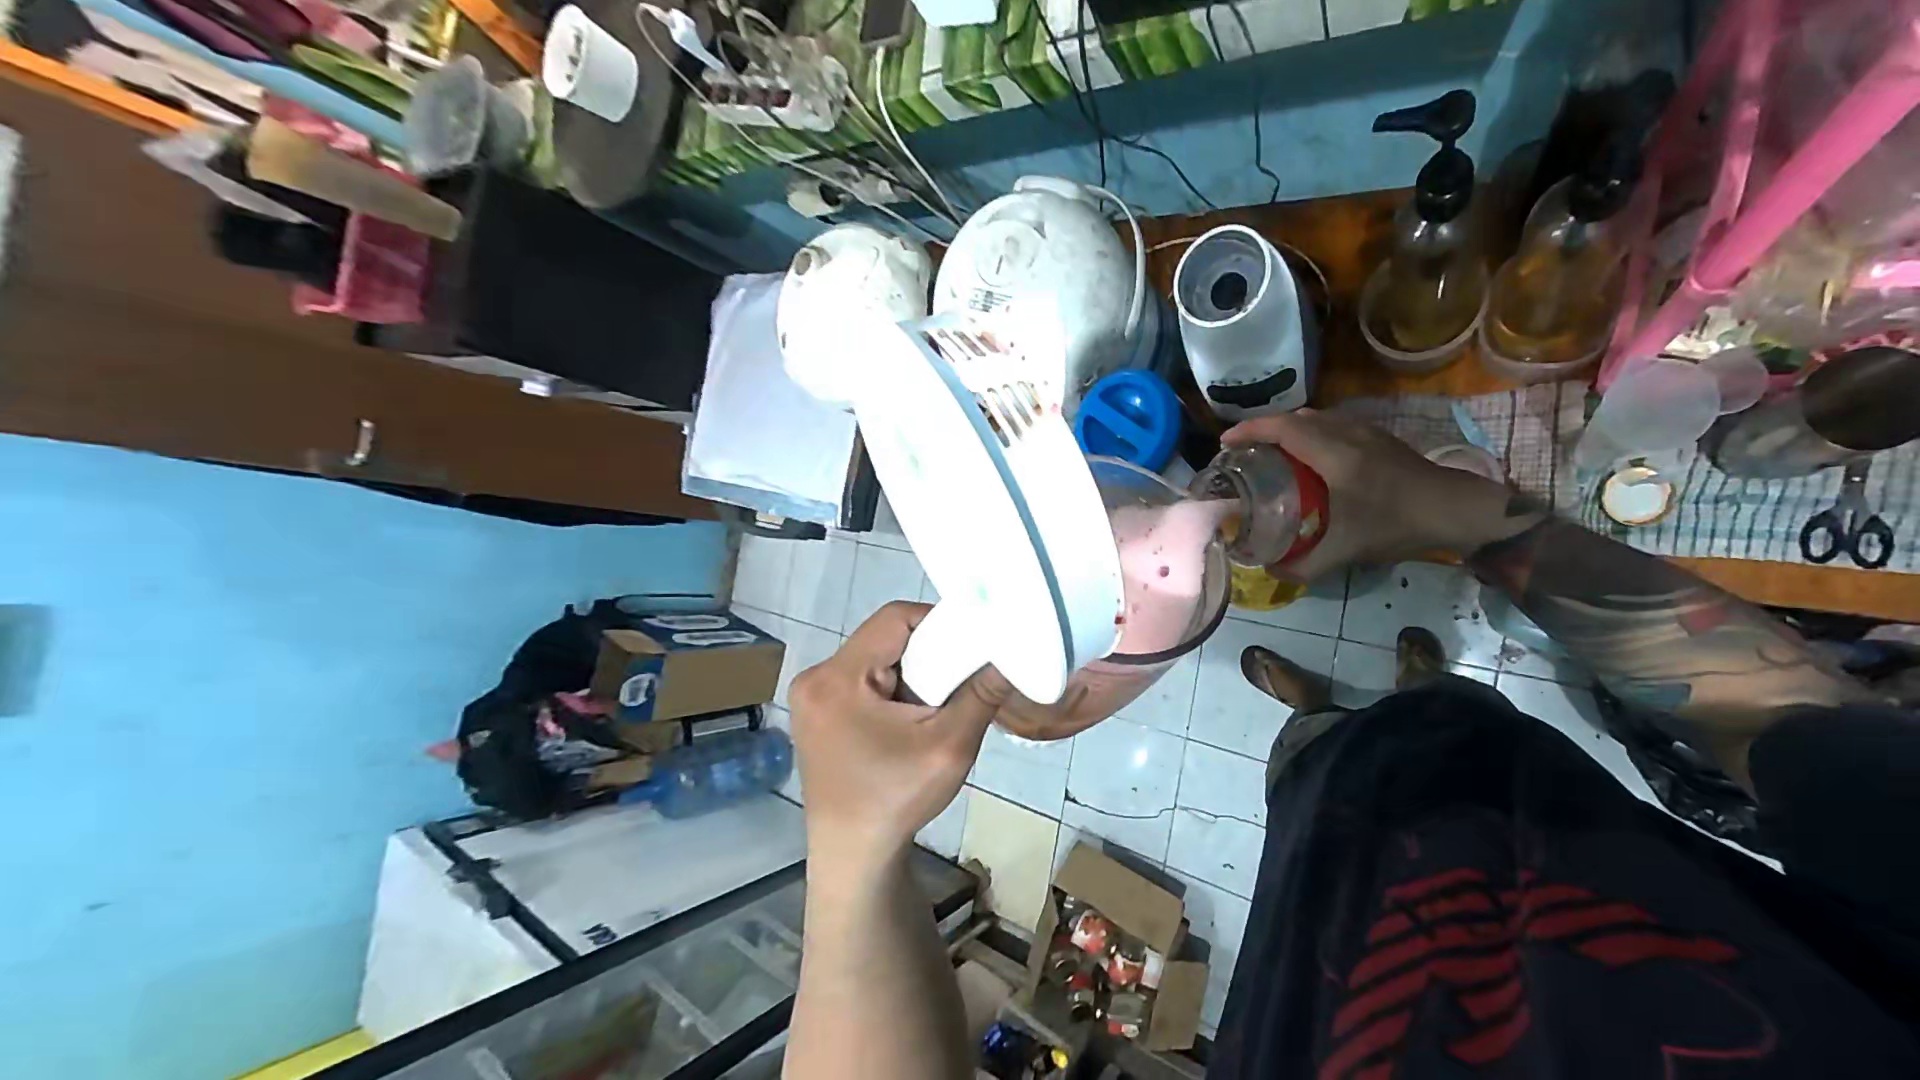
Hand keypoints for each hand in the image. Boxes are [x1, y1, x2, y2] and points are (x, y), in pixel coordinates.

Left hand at [789, 601, 1012, 868]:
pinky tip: (910, 716)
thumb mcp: (949, 747)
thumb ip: (982, 695)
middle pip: (882, 638)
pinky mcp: (817, 712)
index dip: (937, 622)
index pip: (894, 619)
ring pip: (874, 658)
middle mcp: (815, 678)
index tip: (970, 645)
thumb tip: (1010, 656)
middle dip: (925, 653)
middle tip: (957, 678)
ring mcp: (811, 696)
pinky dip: (892, 687)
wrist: (855, 855)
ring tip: (935, 702)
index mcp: (837, 679)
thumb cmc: (897, 800)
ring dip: (909, 672)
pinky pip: (862, 679)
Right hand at [1222, 409, 1525, 580]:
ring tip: (1267, 452)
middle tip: (1241, 452)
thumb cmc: (1398, 526)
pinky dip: (1307, 432)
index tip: (1224, 442)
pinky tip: (1305, 456)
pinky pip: (1331, 424)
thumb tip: (1269, 570)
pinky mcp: (1377, 436)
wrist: (1458, 511)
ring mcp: (1365, 431)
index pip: (1283, 428)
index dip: (1249, 431)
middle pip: (1294, 419)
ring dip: (1285, 429)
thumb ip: (1303, 566)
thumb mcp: (1346, 552)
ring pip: (1314, 418)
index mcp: (1334, 455)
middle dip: (1262, 430)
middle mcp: (1346, 434)